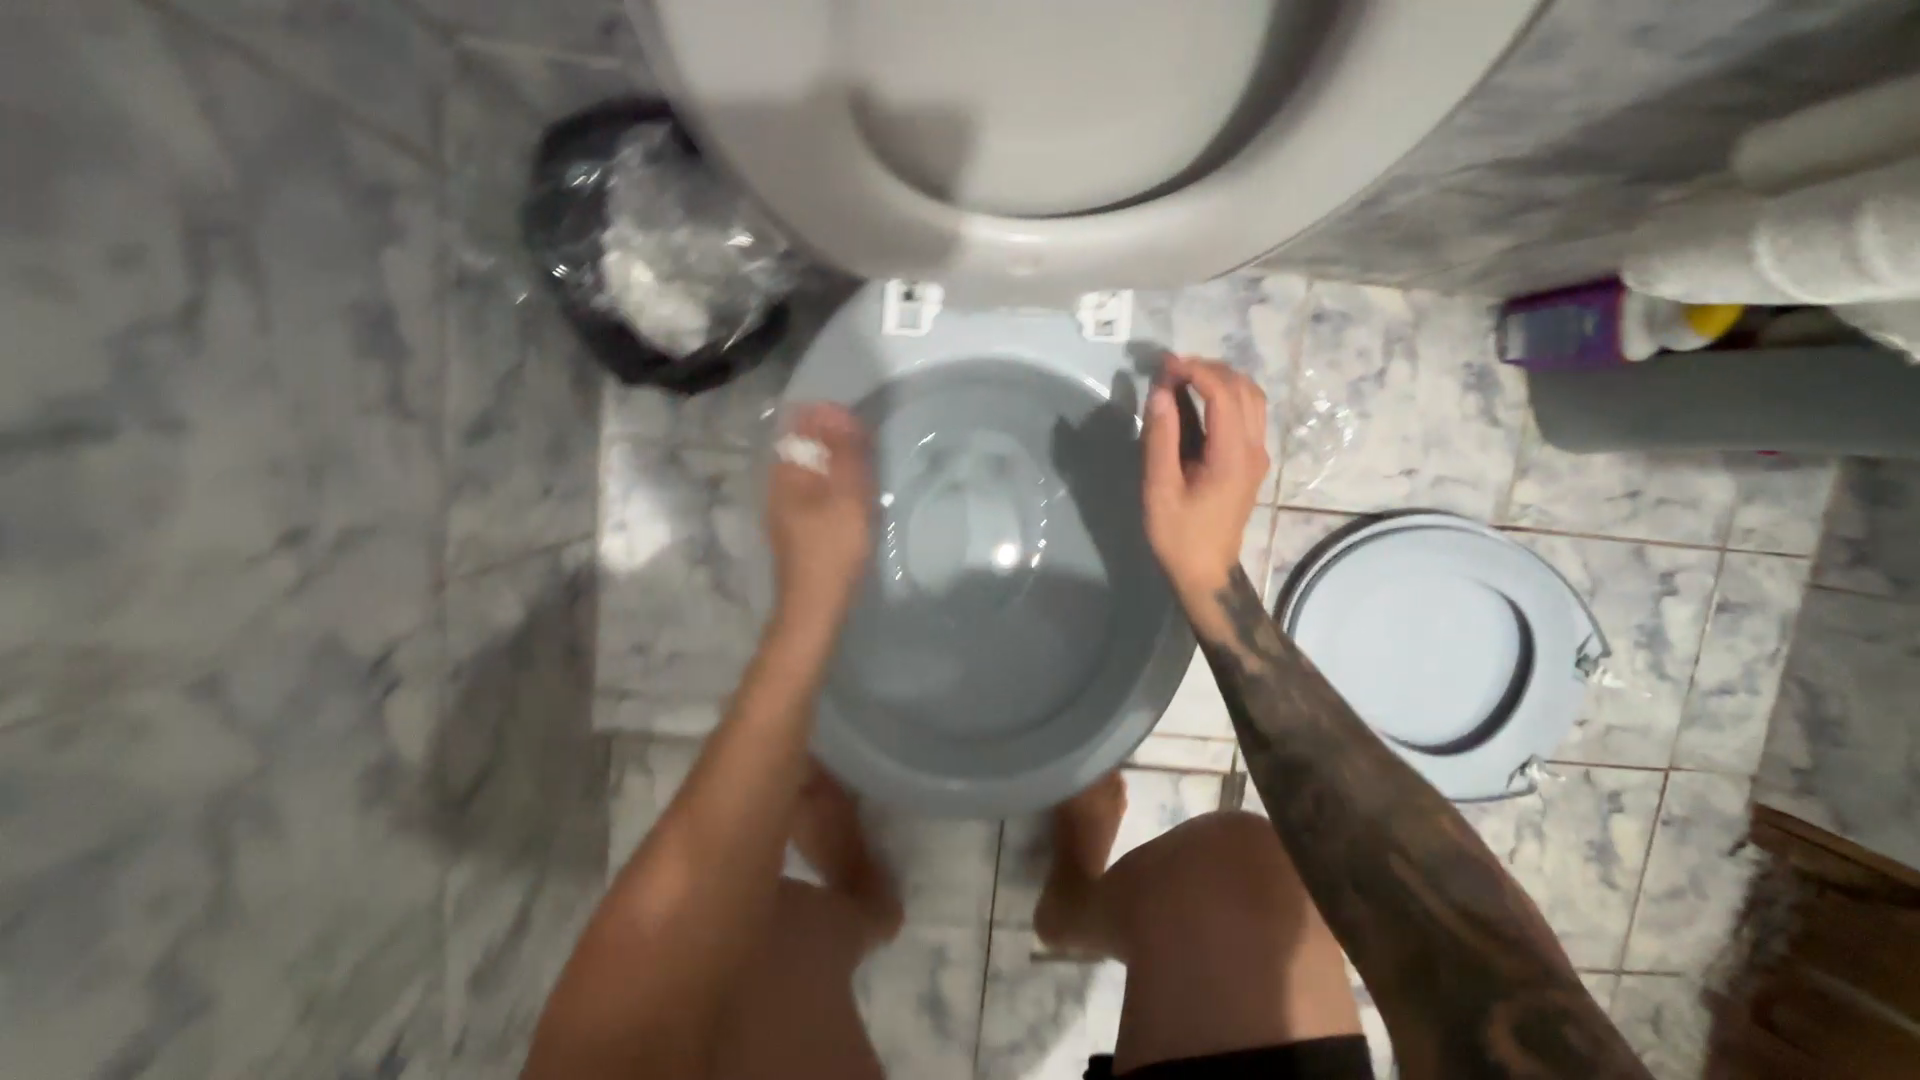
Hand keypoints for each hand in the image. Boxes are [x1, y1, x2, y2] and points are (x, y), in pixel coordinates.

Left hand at [766, 403, 874, 621]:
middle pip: (803, 445)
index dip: (827, 415)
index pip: (799, 423)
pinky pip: (814, 489)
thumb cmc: (832, 549)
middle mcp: (778, 484)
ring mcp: (784, 507)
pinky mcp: (796, 526)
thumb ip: (846, 454)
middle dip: (833, 435)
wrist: (814, 608)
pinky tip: (854, 493)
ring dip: (836, 460)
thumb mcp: (847, 497)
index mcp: (786, 472)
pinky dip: (834, 482)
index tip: (858, 421)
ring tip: (866, 463)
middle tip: (867, 440)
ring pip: (809, 468)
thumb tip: (839, 413)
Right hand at [1142, 355, 1269, 604]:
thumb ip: (1161, 438)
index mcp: (1232, 456)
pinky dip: (1224, 397)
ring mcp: (1257, 455)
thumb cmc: (1178, 534)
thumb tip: (1159, 393)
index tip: (1164, 366)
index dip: (1195, 371)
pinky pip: (1247, 414)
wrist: (1205, 571)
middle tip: (1170, 369)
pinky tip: (1195, 402)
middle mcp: (1254, 449)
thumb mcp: (1159, 488)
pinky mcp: (1252, 461)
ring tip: (1182, 380)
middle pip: (1244, 388)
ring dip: (1219, 381)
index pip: (1223, 394)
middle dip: (1208, 370)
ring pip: (1251, 398)